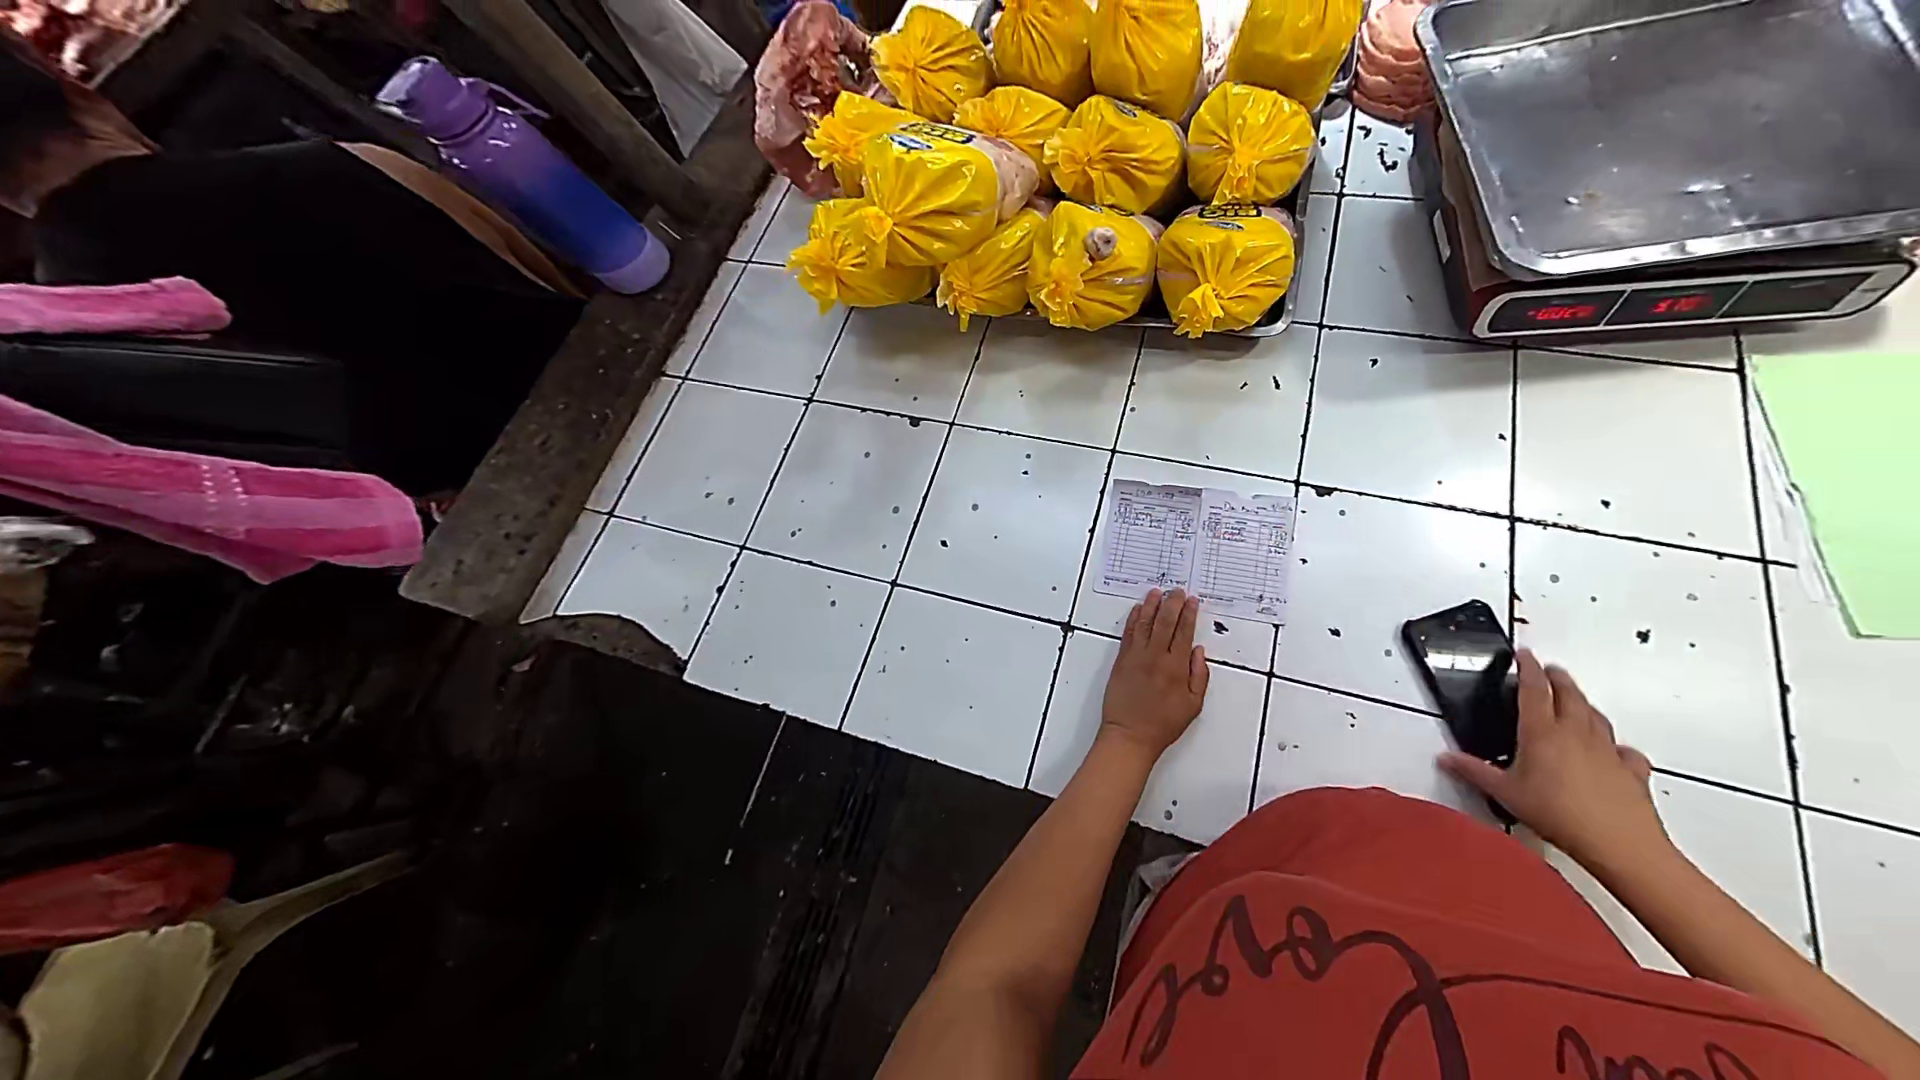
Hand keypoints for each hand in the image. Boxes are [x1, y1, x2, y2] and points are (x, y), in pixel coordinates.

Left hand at [1100, 589, 1208, 757]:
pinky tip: (1138, 610)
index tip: (1192, 601)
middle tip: (1177, 591)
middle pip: (1165, 622)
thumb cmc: (1163, 724)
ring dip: (1152, 606)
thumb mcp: (1193, 705)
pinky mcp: (1121, 660)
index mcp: (1176, 668)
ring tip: (1157, 592)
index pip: (1184, 632)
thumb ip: (1199, 675)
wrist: (1129, 734)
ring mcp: (1136, 657)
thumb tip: (1198, 650)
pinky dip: (1134, 619)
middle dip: (1172, 603)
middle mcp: (1155, 657)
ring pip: (1145, 623)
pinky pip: (1129, 633)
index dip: (1189, 614)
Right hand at [1439, 650, 1668, 869]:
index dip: (1528, 668)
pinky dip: (1616, 745)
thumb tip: (1445, 759)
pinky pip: (1624, 750)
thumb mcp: (1504, 792)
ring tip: (1575, 700)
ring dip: (1583, 703)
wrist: (1620, 845)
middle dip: (1558, 678)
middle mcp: (1576, 734)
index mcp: (1542, 732)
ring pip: (1596, 716)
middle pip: (1569, 695)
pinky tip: (1614, 751)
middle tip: (1549, 670)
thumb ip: (1473, 771)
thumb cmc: (1558, 814)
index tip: (1524, 655)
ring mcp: (1608, 751)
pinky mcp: (1632, 771)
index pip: (1534, 689)